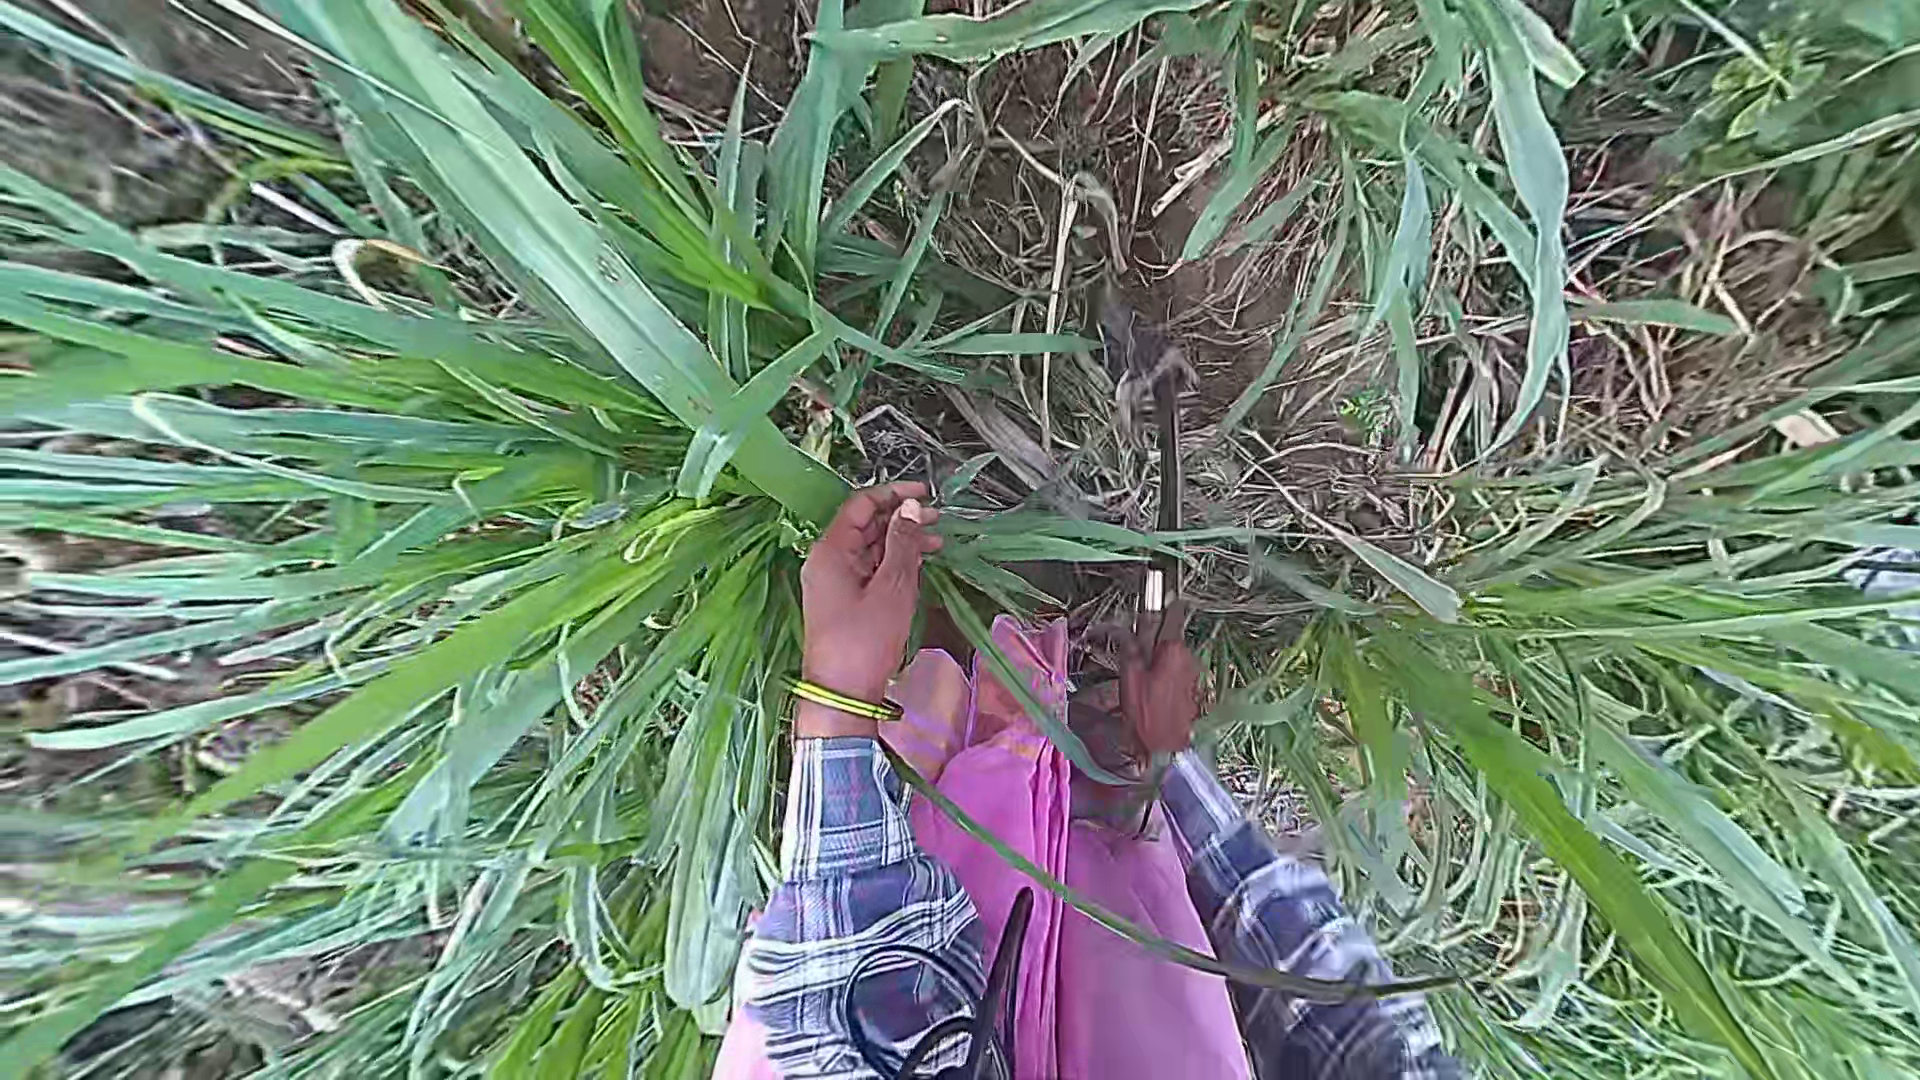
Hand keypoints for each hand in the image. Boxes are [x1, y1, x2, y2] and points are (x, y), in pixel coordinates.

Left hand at [797, 482, 941, 736]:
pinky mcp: (845, 600)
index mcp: (830, 550)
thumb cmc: (865, 640)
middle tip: (937, 519)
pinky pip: (870, 569)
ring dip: (902, 542)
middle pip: (865, 525)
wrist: (843, 695)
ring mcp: (835, 581)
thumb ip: (902, 543)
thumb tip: (910, 507)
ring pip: (871, 548)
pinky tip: (920, 563)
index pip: (860, 505)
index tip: (925, 494)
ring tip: (937, 542)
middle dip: (902, 518)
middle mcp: (828, 560)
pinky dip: (894, 563)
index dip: (893, 494)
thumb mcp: (891, 587)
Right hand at [1118, 604, 1201, 756]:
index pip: (1171, 613)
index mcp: (1173, 649)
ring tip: (1138, 677)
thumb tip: (1129, 625)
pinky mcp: (1194, 690)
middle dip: (1150, 640)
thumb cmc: (1146, 715)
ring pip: (1171, 655)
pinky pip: (1176, 672)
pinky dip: (1163, 674)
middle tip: (1130, 652)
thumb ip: (1131, 647)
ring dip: (1156, 659)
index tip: (1153, 591)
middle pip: (1167, 636)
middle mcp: (1189, 657)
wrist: (1168, 754)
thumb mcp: (1129, 677)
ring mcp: (1194, 674)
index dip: (1161, 602)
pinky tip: (1150, 690)